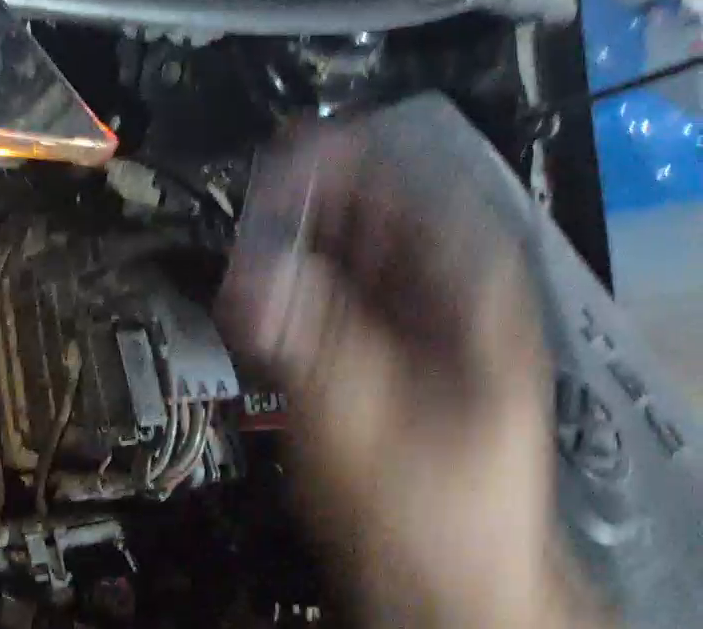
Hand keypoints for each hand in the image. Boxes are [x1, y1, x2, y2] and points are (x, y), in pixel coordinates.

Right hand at [218, 100, 602, 628]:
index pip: (431, 214)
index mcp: (473, 320)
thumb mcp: (367, 417)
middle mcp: (441, 318)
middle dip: (323, 191)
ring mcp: (403, 341)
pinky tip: (253, 274)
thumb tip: (251, 271)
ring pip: (350, 262)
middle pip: (384, 229)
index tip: (308, 140)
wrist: (434, 584)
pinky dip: (285, 278)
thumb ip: (309, 337)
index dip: (372, 167)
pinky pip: (323, 300)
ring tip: (251, 206)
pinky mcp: (362, 363)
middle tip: (265, 162)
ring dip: (300, 231)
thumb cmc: (429, 508)